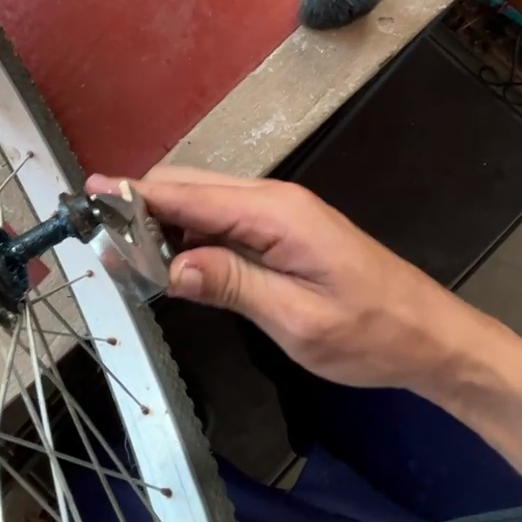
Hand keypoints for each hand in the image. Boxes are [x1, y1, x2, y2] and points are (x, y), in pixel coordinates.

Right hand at [90, 167, 493, 391]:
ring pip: (202, 200)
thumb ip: (232, 284)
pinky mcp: (280, 227)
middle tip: (100, 237)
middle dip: (141, 206)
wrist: (431, 334)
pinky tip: (171, 259)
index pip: (189, 194)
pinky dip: (189, 233)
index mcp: (274, 212)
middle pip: (189, 187)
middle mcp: (271, 198)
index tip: (89, 195)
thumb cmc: (370, 333)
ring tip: (124, 252)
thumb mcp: (298, 319)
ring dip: (162, 221)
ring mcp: (277, 210)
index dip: (135, 195)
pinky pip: (221, 218)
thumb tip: (170, 266)